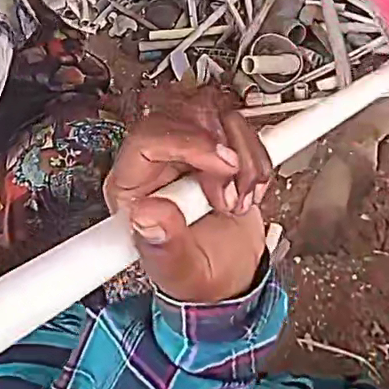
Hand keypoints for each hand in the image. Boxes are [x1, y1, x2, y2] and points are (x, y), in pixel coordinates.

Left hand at [105, 95, 273, 302]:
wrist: (232, 273)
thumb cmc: (197, 273)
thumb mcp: (180, 271)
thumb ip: (163, 246)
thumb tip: (146, 215)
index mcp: (132, 187)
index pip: (148, 139)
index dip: (188, 144)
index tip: (224, 167)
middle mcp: (156, 161)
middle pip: (184, 117)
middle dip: (222, 152)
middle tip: (233, 197)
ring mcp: (188, 150)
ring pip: (216, 114)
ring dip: (244, 156)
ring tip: (242, 199)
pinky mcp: (217, 145)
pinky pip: (239, 126)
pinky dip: (257, 155)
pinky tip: (252, 187)